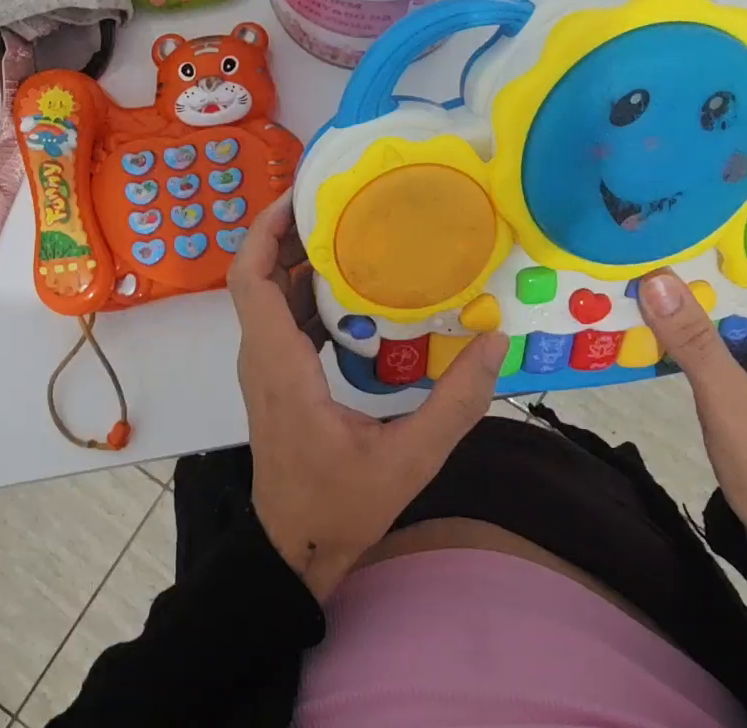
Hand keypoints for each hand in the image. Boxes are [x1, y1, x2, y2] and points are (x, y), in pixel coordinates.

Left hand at [227, 195, 508, 598]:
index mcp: (281, 367)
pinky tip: (355, 288)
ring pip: (268, 296)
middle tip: (342, 203)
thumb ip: (456, 402)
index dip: (266, 230)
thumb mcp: (410, 459)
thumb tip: (495, 342)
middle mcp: (262, 358)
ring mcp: (264, 368)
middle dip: (290, 233)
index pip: (250, 280)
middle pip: (257, 276)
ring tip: (353, 231)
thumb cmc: (340, 506)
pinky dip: (307, 291)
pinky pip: (283, 318)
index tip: (302, 197)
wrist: (293, 549)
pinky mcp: (276, 377)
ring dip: (299, 260)